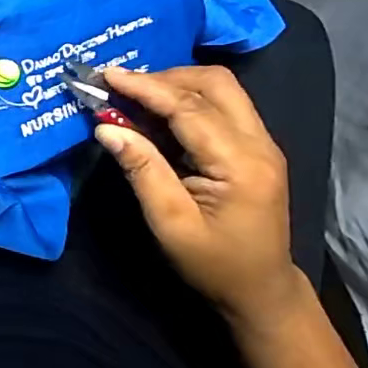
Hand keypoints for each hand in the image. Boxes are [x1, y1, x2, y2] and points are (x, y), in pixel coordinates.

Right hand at [94, 66, 304, 325]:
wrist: (261, 292)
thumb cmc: (213, 265)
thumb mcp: (170, 223)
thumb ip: (141, 170)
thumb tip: (106, 127)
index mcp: (240, 164)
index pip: (188, 108)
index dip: (145, 88)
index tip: (106, 76)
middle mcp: (259, 143)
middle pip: (214, 83)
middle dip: (164, 77)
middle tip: (122, 88)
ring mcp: (262, 143)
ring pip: (220, 89)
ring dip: (176, 85)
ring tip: (135, 98)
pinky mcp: (255, 147)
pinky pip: (221, 105)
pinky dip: (186, 99)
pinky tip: (158, 115)